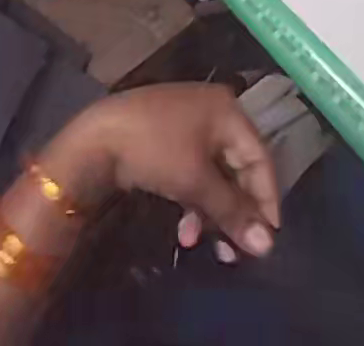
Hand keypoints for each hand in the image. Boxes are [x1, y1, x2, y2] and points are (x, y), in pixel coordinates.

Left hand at [42, 84, 280, 257]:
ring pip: (214, 174)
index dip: (266, 200)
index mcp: (226, 110)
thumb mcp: (196, 182)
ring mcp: (189, 123)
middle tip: (237, 252)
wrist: (95, 137)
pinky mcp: (169, 138)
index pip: (260, 157)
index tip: (267, 241)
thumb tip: (268, 245)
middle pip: (237, 167)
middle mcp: (212, 110)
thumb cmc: (154, 149)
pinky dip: (194, 200)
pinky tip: (184, 231)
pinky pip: (194, 171)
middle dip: (235, 212)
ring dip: (213, 213)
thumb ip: (234, 212)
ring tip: (208, 249)